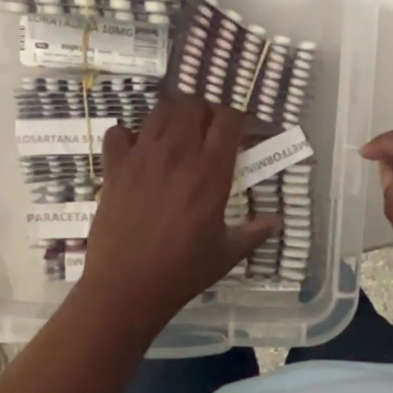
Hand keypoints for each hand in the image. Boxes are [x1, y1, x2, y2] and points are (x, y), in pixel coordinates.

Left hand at [79, 93, 275, 324]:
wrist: (127, 288)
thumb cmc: (183, 272)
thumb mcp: (227, 253)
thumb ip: (254, 233)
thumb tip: (278, 222)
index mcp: (211, 173)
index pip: (229, 120)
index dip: (238, 117)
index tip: (242, 129)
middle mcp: (177, 155)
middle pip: (192, 104)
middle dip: (205, 109)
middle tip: (209, 128)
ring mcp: (142, 158)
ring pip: (158, 111)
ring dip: (172, 115)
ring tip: (177, 133)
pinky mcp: (114, 168)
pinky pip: (118, 133)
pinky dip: (128, 135)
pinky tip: (137, 151)